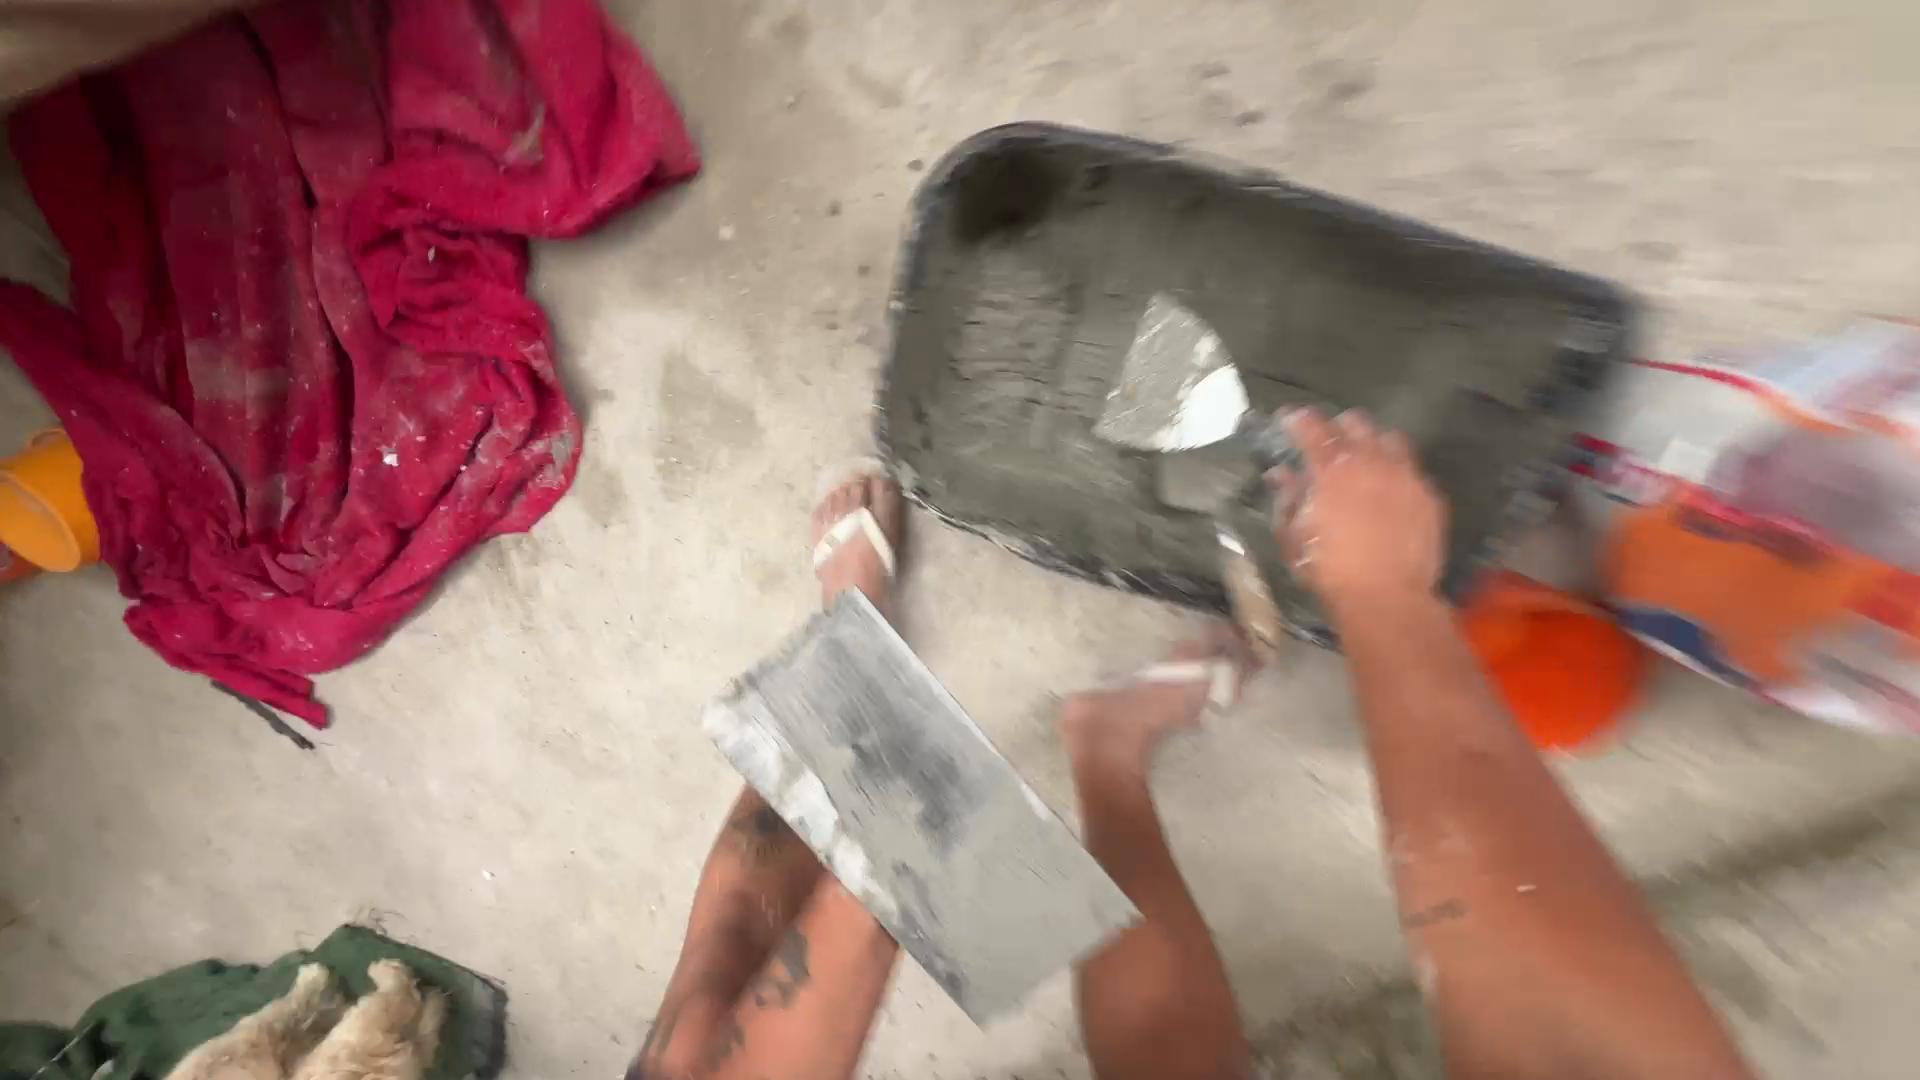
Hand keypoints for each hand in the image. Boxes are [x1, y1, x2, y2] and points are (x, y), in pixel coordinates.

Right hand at [1265, 407, 1445, 613]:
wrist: (1387, 596)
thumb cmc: (1328, 569)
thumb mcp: (1293, 535)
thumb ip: (1288, 498)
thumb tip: (1281, 474)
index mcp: (1332, 470)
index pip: (1312, 428)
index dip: (1297, 419)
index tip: (1287, 419)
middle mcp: (1372, 462)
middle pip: (1355, 423)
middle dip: (1336, 428)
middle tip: (1325, 443)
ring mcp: (1406, 476)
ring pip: (1389, 438)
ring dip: (1371, 443)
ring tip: (1362, 460)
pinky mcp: (1429, 495)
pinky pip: (1411, 469)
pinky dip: (1394, 471)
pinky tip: (1386, 491)